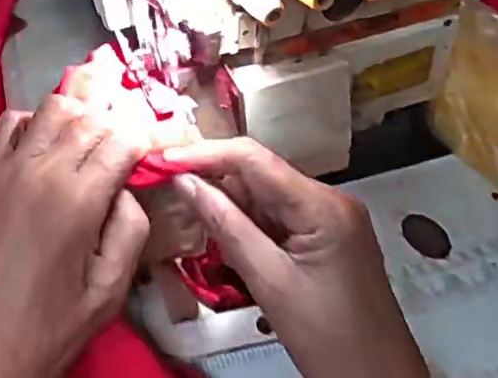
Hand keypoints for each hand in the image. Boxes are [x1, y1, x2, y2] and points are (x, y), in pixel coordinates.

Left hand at [0, 94, 150, 377]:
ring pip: (53, 107)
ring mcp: (11, 165)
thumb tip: (127, 190)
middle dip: (113, 127)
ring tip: (86, 142)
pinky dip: (33, 119)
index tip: (145, 155)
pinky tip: (45, 143)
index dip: (140, 142)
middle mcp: (45, 169)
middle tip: (120, 151)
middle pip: (90, 119)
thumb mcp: (108, 292)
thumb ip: (131, 232)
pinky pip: (11, 120)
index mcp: (79, 199)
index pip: (121, 141)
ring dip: (78, 115)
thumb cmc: (47, 327)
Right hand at [162, 138, 428, 377]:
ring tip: (185, 201)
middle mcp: (328, 197)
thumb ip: (226, 227)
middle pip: (260, 172)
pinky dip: (249, 219)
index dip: (205, 153)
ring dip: (228, 199)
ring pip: (266, 193)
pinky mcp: (327, 234)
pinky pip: (279, 214)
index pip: (253, 158)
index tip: (165, 157)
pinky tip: (221, 226)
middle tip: (168, 178)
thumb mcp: (271, 284)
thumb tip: (184, 181)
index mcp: (321, 204)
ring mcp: (330, 215)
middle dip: (213, 174)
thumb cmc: (332, 344)